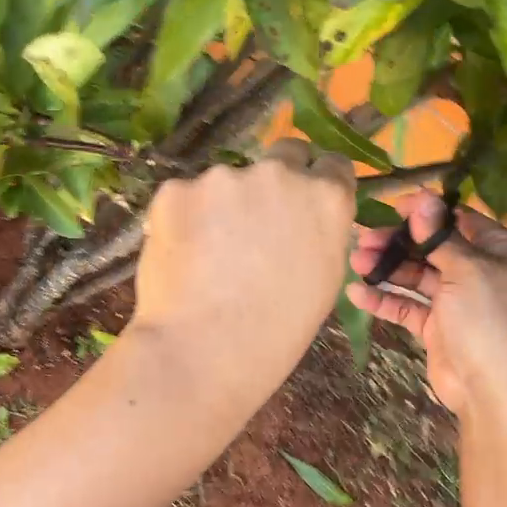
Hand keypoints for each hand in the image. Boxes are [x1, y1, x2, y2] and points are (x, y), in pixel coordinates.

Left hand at [129, 139, 355, 403]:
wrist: (206, 350)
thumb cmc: (275, 334)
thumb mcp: (323, 281)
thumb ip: (316, 235)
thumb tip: (299, 222)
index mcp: (326, 198)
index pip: (330, 166)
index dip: (314, 182)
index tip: (298, 204)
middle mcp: (279, 174)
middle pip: (281, 156)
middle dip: (271, 181)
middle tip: (248, 225)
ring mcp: (224, 177)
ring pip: (223, 182)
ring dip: (218, 207)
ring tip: (205, 259)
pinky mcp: (176, 190)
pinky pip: (181, 199)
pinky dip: (179, 221)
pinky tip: (178, 259)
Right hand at [346, 193, 506, 417]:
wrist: (497, 389)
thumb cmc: (490, 319)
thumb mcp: (467, 269)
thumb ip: (439, 236)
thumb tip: (421, 197)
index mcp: (500, 250)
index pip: (459, 221)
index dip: (426, 213)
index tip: (391, 208)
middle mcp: (480, 271)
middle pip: (432, 248)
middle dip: (397, 243)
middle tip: (362, 238)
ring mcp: (458, 301)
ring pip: (416, 277)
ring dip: (386, 269)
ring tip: (354, 262)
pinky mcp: (437, 327)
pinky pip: (407, 306)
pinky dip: (384, 299)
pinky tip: (357, 293)